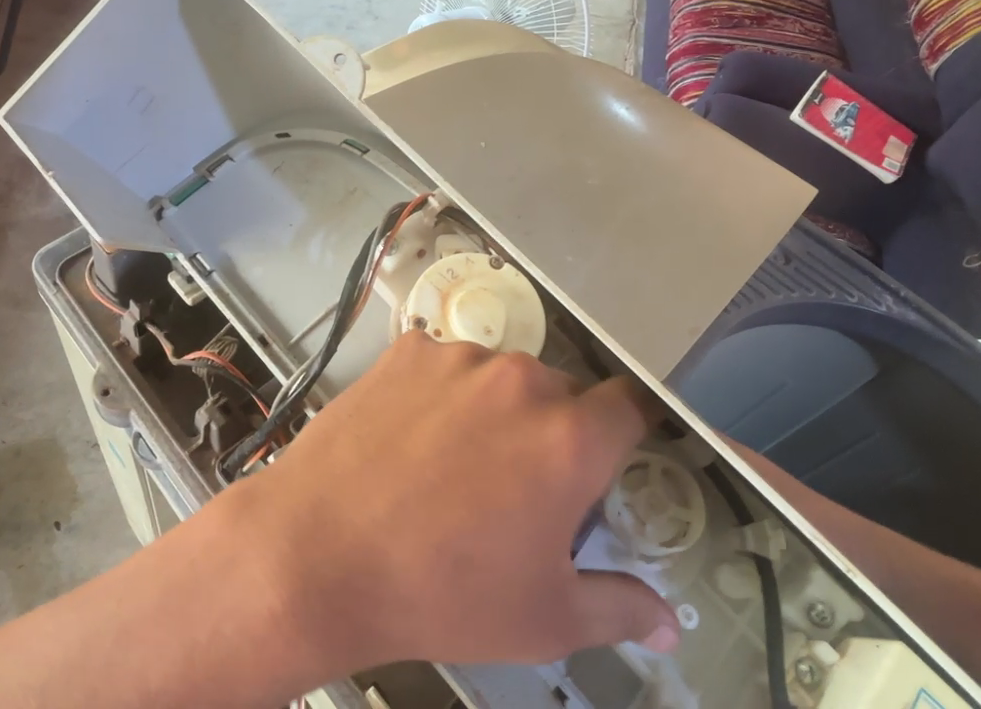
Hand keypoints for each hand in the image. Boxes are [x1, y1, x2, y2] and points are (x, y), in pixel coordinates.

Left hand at [226, 331, 679, 674]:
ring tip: (454, 468)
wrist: (313, 556)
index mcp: (569, 438)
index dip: (631, 430)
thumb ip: (619, 609)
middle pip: (563, 395)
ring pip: (502, 379)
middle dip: (555, 434)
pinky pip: (445, 367)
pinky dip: (442, 395)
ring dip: (496, 412)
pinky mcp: (405, 353)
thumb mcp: (542, 618)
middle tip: (520, 489)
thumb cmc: (438, 593)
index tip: (616, 455)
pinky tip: (411, 440)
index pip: (632, 406)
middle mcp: (520, 380)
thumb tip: (667, 626)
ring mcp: (457, 359)